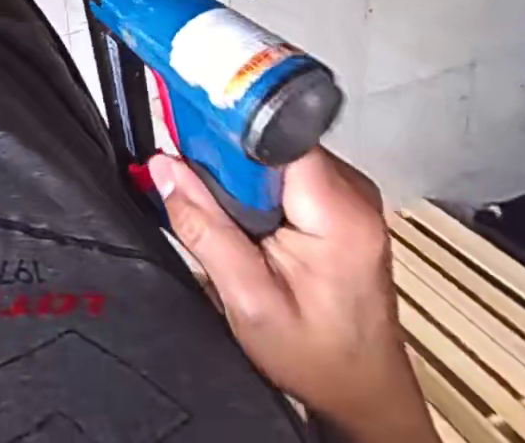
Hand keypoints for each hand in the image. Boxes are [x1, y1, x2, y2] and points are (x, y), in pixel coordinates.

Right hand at [148, 151, 435, 441]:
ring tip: (233, 219)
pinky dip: (257, 183)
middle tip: (206, 197)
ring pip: (273, 151)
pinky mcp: (338, 198)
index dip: (228, 134)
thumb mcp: (246, 299)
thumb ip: (202, 227)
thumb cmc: (317, 358)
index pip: (275, 135)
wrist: (361, 391)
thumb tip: (163, 169)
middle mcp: (352, 192)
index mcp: (338, 213)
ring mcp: (348, 193)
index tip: (189, 145)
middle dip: (228, 161)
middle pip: (271, 140)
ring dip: (241, 174)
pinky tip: (251, 219)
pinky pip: (284, 166)